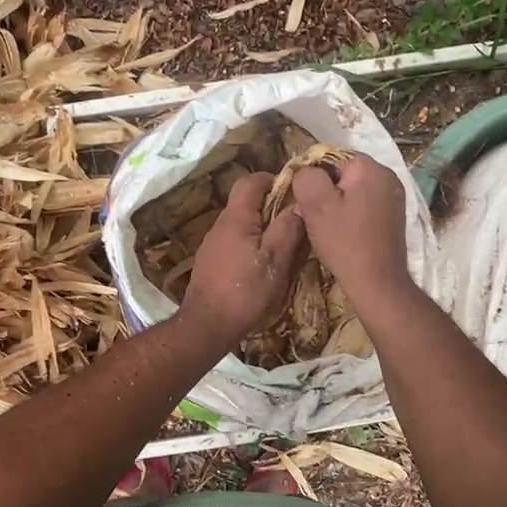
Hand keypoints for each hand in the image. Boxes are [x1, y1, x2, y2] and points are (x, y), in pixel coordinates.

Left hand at [178, 172, 305, 343]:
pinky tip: (262, 266)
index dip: (274, 181)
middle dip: (272, 208)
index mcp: (236, 218)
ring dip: (263, 230)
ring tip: (284, 248)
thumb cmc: (245, 292)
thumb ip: (288, 229)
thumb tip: (299, 204)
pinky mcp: (211, 263)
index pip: (251, 181)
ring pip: (242, 225)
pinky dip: (251, 246)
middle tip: (296, 225)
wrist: (207, 325)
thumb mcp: (275, 261)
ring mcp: (212, 244)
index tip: (295, 194)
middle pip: (247, 203)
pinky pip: (234, 243)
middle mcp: (220, 225)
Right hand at [290, 155, 413, 311]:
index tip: (301, 197)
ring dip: (335, 202)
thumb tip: (305, 172)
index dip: (312, 174)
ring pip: (353, 189)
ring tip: (324, 225)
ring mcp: (393, 196)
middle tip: (310, 213)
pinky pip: (364, 204)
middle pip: (344, 172)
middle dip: (324, 189)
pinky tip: (341, 232)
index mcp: (370, 168)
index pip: (331, 155)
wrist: (377, 281)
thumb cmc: (345, 242)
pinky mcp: (393, 215)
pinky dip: (349, 213)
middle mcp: (387, 176)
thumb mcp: (316, 206)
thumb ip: (306, 178)